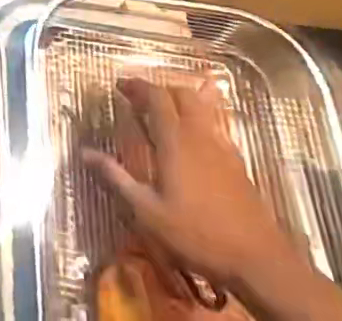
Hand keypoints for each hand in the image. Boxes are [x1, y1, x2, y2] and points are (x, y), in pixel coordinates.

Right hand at [80, 78, 291, 287]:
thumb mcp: (148, 212)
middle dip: (159, 89)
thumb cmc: (197, 234)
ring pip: (201, 106)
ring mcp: (221, 145)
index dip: (137, 86)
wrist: (256, 257)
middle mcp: (199, 133)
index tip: (120, 85)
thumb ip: (117, 178)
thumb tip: (85, 152)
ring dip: (180, 99)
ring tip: (164, 111)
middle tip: (140, 98)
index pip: (156, 97)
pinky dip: (198, 119)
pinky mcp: (236, 160)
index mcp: (175, 140)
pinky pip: (214, 125)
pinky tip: (192, 140)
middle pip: (181, 93)